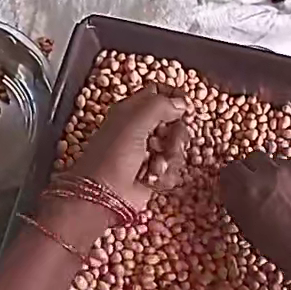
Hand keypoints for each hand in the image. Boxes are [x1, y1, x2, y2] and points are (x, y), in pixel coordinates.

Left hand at [70, 84, 190, 213]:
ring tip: (156, 165)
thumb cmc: (113, 156)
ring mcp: (148, 152)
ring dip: (171, 157)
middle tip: (167, 142)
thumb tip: (183, 103)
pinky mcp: (154, 173)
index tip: (186, 106)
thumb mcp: (134, 122)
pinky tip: (152, 178)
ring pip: (177, 147)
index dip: (174, 97)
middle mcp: (140, 129)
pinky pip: (174, 168)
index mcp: (131, 111)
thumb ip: (160, 106)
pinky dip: (166, 175)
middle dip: (176, 134)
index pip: (158, 93)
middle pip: (174, 122)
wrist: (104, 196)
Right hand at [218, 152, 290, 275]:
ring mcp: (290, 172)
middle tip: (253, 185)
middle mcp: (268, 173)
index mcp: (247, 186)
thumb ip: (236, 201)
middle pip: (252, 158)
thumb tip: (232, 190)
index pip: (230, 169)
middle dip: (251, 169)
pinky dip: (289, 180)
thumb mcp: (245, 224)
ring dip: (271, 172)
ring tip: (274, 190)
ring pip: (274, 162)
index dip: (231, 178)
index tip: (233, 185)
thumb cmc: (275, 243)